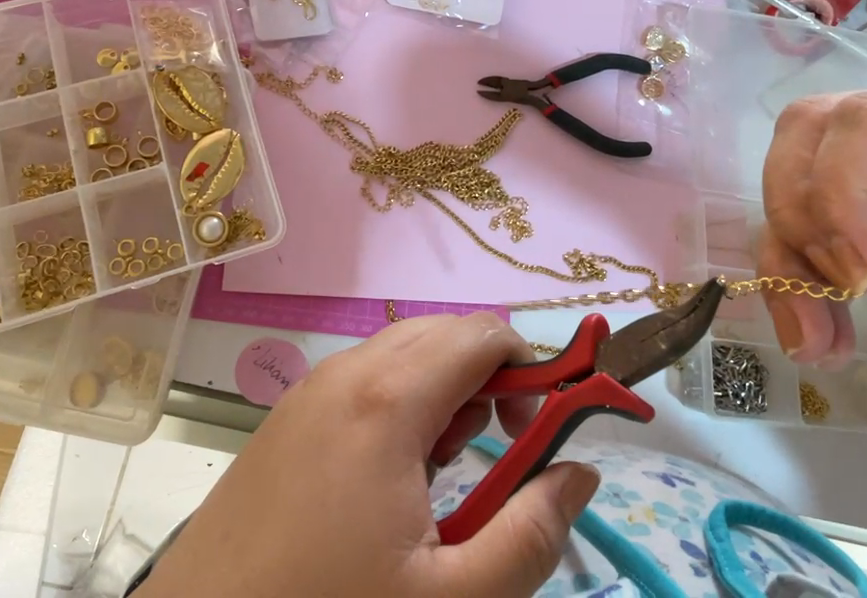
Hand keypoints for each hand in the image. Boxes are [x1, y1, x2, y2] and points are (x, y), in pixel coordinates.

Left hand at [138, 314, 600, 597]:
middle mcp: (345, 372)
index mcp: (387, 398)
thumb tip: (580, 471)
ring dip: (442, 393)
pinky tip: (388, 481)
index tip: (537, 433)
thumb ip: (532, 533)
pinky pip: (363, 381)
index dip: (530, 369)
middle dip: (487, 379)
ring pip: (401, 355)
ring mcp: (308, 390)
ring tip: (441, 476)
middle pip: (442, 335)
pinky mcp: (286, 417)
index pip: (481, 333)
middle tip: (492, 455)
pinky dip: (398, 405)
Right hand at [758, 85, 866, 422]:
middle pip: (821, 129)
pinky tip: (816, 335)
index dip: (847, 184)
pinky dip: (794, 280)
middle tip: (829, 294)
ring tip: (815, 338)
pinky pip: (812, 234)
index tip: (859, 276)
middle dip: (803, 208)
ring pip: (800, 179)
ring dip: (787, 253)